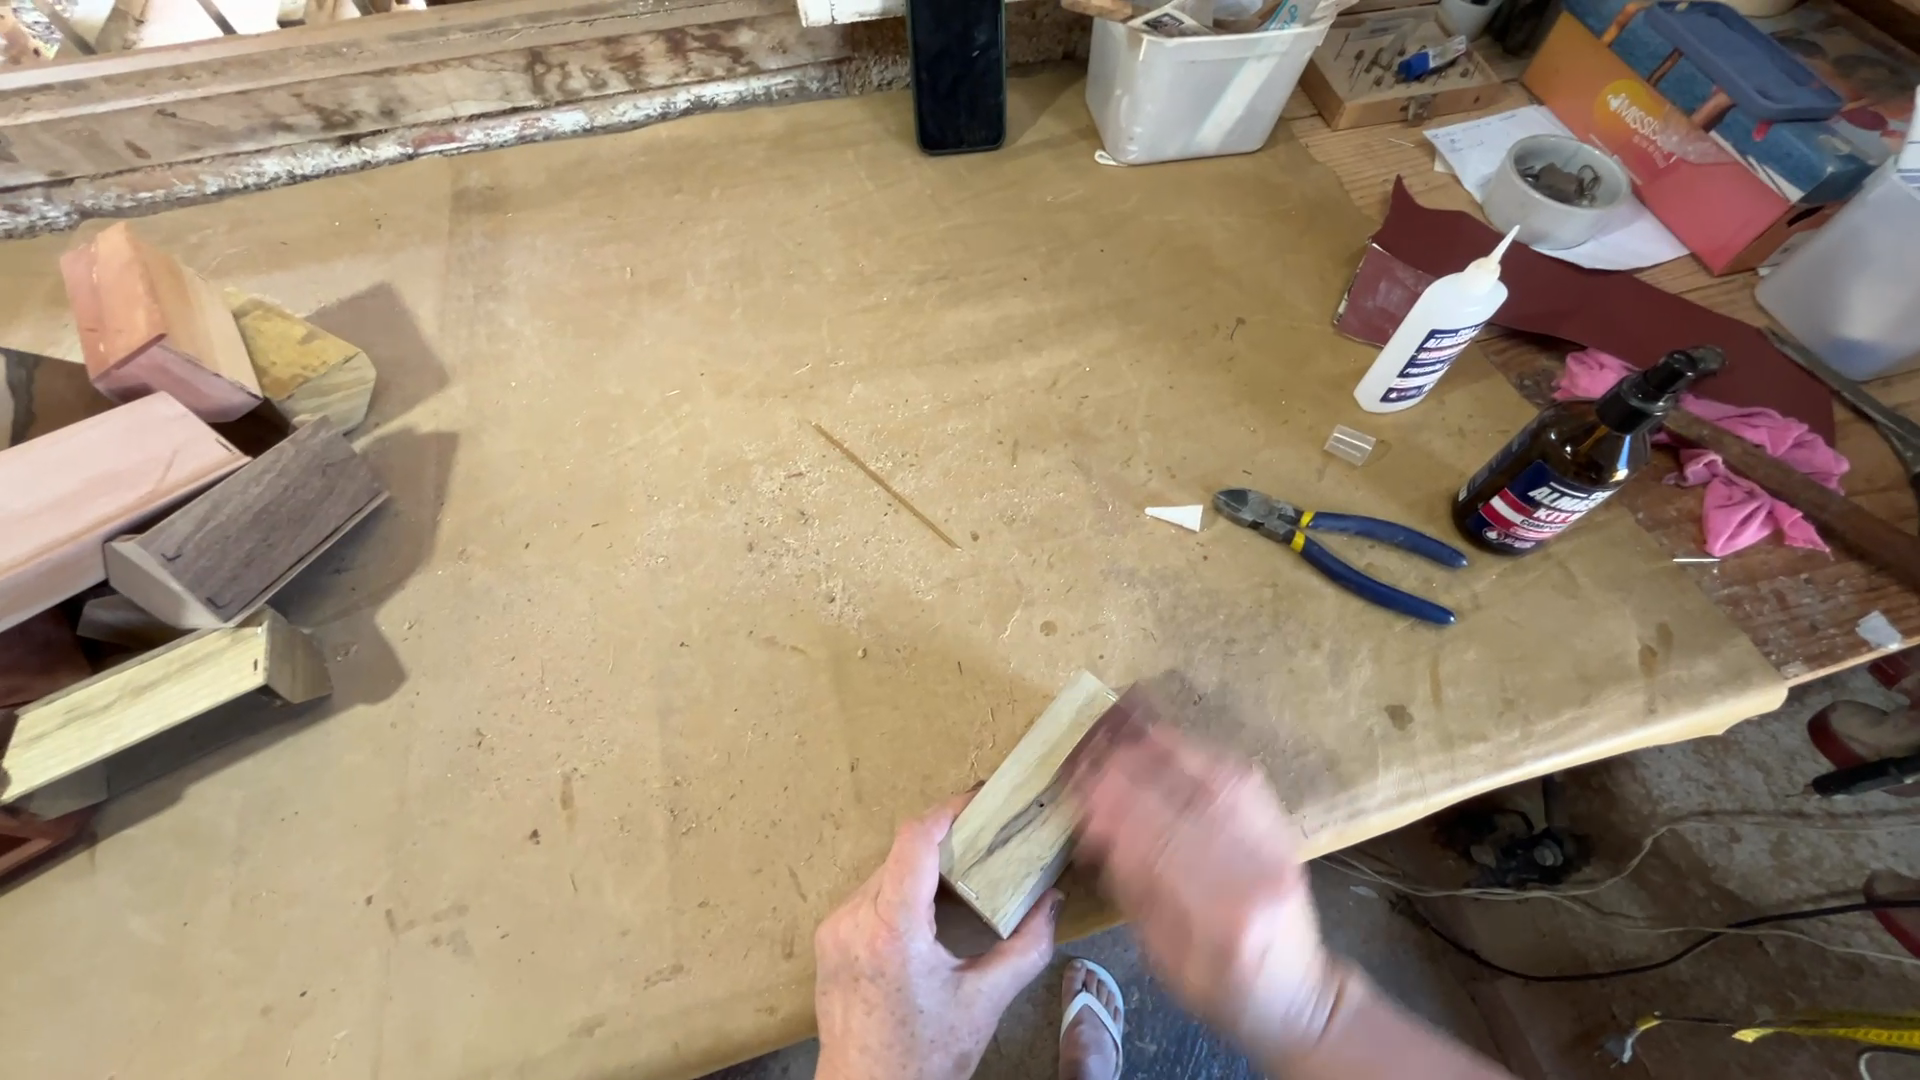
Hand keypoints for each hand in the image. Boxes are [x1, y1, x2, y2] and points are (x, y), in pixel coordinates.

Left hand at [813, 793, 1060, 1079]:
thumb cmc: (925, 1057)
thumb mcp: (984, 1004)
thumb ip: (1026, 947)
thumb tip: (1054, 900)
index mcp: (892, 929)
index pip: (915, 841)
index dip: (947, 810)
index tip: (978, 799)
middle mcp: (855, 918)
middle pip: (902, 852)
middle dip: (943, 838)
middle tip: (982, 836)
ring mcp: (835, 927)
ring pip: (884, 869)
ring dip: (921, 864)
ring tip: (960, 870)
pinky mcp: (828, 938)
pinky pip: (869, 892)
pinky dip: (901, 887)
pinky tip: (926, 906)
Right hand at [1069, 714, 1347, 1063]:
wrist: (1298, 993)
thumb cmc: (1220, 989)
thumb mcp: (1164, 959)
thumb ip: (1134, 893)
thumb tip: (1098, 832)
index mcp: (1221, 922)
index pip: (1155, 848)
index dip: (1113, 811)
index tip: (1077, 788)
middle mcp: (1256, 873)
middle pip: (1181, 805)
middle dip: (1125, 773)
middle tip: (1085, 754)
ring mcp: (1274, 842)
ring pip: (1206, 779)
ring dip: (1152, 751)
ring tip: (1111, 733)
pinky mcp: (1278, 821)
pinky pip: (1230, 771)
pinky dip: (1189, 748)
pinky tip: (1156, 733)